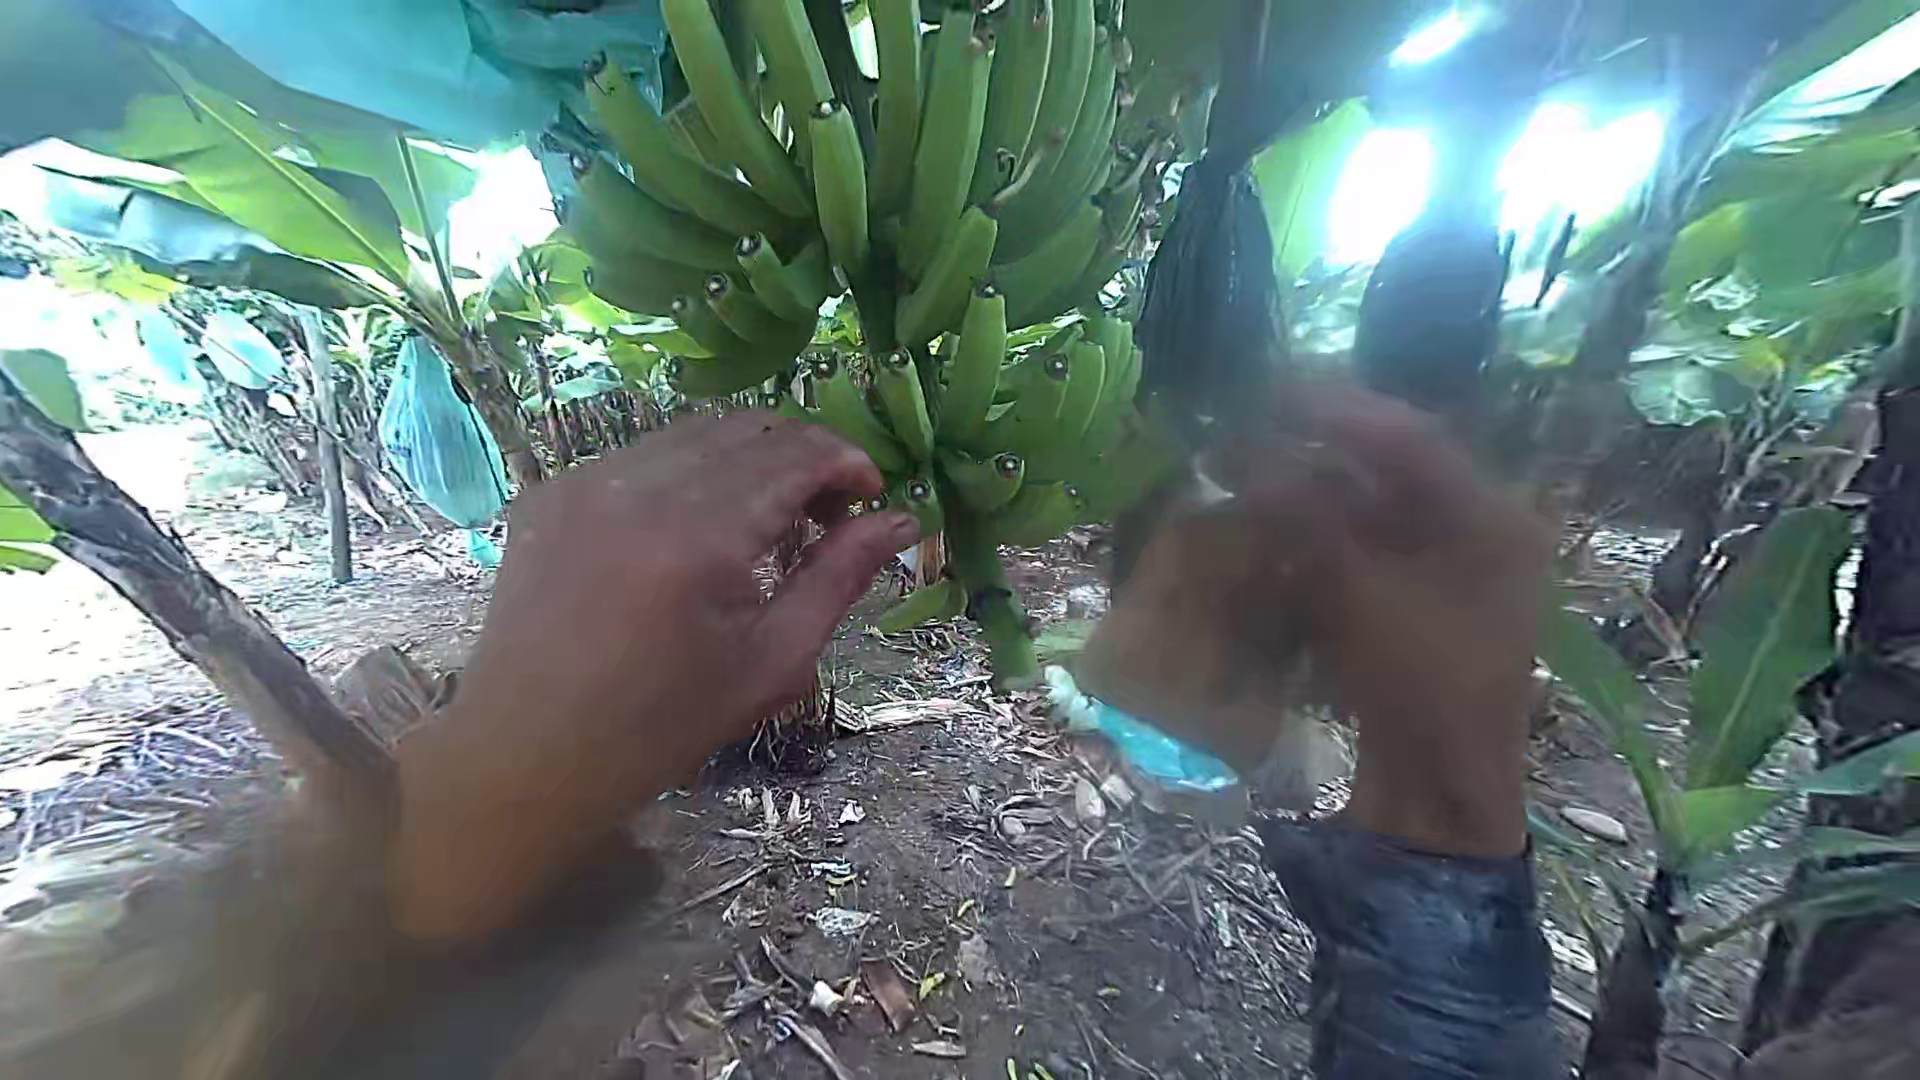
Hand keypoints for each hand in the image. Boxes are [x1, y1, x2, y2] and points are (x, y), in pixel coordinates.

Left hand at [390, 413, 917, 937]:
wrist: (526, 757)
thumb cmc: (666, 722)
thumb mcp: (776, 657)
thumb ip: (842, 575)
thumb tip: (901, 521)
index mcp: (698, 535)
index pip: (796, 453)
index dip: (848, 461)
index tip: (871, 496)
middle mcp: (638, 486)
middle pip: (753, 427)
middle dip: (808, 457)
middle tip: (827, 514)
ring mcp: (588, 479)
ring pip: (704, 431)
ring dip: (757, 459)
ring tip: (772, 520)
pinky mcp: (557, 488)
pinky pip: (654, 452)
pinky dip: (704, 471)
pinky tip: (708, 524)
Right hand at [1243, 386, 1548, 856]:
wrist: (1439, 772)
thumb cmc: (1421, 685)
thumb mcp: (1362, 598)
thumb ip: (1309, 525)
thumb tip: (1251, 465)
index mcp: (1489, 520)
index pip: (1411, 442)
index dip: (1340, 414)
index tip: (1275, 394)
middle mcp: (1470, 524)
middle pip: (1388, 462)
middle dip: (1318, 440)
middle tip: (1255, 417)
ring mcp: (1436, 555)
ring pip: (1365, 496)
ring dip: (1307, 478)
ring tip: (1250, 459)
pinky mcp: (1404, 581)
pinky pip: (1354, 532)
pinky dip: (1311, 519)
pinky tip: (1271, 509)